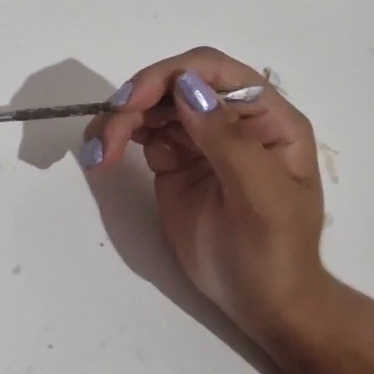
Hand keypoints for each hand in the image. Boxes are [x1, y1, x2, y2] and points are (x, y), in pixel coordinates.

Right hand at [84, 48, 329, 345]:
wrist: (260, 303)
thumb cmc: (274, 253)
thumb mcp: (260, 199)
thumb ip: (228, 140)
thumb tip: (186, 86)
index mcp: (267, 119)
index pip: (213, 71)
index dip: (170, 75)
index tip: (133, 103)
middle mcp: (231, 119)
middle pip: (170, 84)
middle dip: (134, 103)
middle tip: (108, 141)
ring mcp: (198, 138)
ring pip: (147, 106)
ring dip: (116, 122)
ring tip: (99, 157)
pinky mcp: (171, 159)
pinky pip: (135, 132)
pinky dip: (112, 139)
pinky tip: (101, 159)